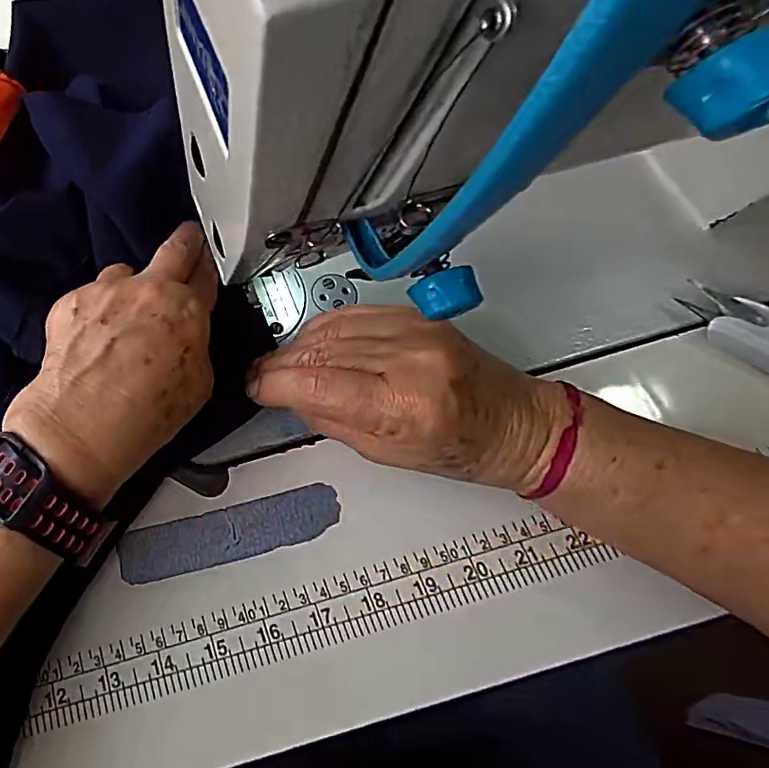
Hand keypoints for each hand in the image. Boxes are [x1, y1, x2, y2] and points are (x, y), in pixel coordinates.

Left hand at [3, 223, 218, 505]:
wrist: (80, 424)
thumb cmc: (139, 415)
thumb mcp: (197, 386)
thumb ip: (195, 347)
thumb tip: (185, 339)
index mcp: (186, 310)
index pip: (205, 274)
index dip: (206, 266)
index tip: (205, 261)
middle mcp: (147, 290)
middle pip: (173, 250)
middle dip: (183, 245)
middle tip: (185, 244)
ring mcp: (105, 291)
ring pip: (123, 274)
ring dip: (126, 289)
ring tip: (120, 322)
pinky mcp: (70, 301)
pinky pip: (87, 296)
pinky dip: (90, 312)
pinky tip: (89, 340)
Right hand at [244, 306, 567, 491]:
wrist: (514, 422)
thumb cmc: (459, 445)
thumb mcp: (380, 452)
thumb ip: (327, 418)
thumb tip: (286, 394)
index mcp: (404, 405)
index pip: (314, 383)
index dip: (272, 384)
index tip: (255, 388)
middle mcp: (410, 360)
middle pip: (315, 353)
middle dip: (278, 367)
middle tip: (259, 377)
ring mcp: (413, 331)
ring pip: (326, 330)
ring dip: (295, 348)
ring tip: (283, 365)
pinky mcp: (413, 316)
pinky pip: (348, 315)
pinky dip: (321, 330)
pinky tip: (311, 344)